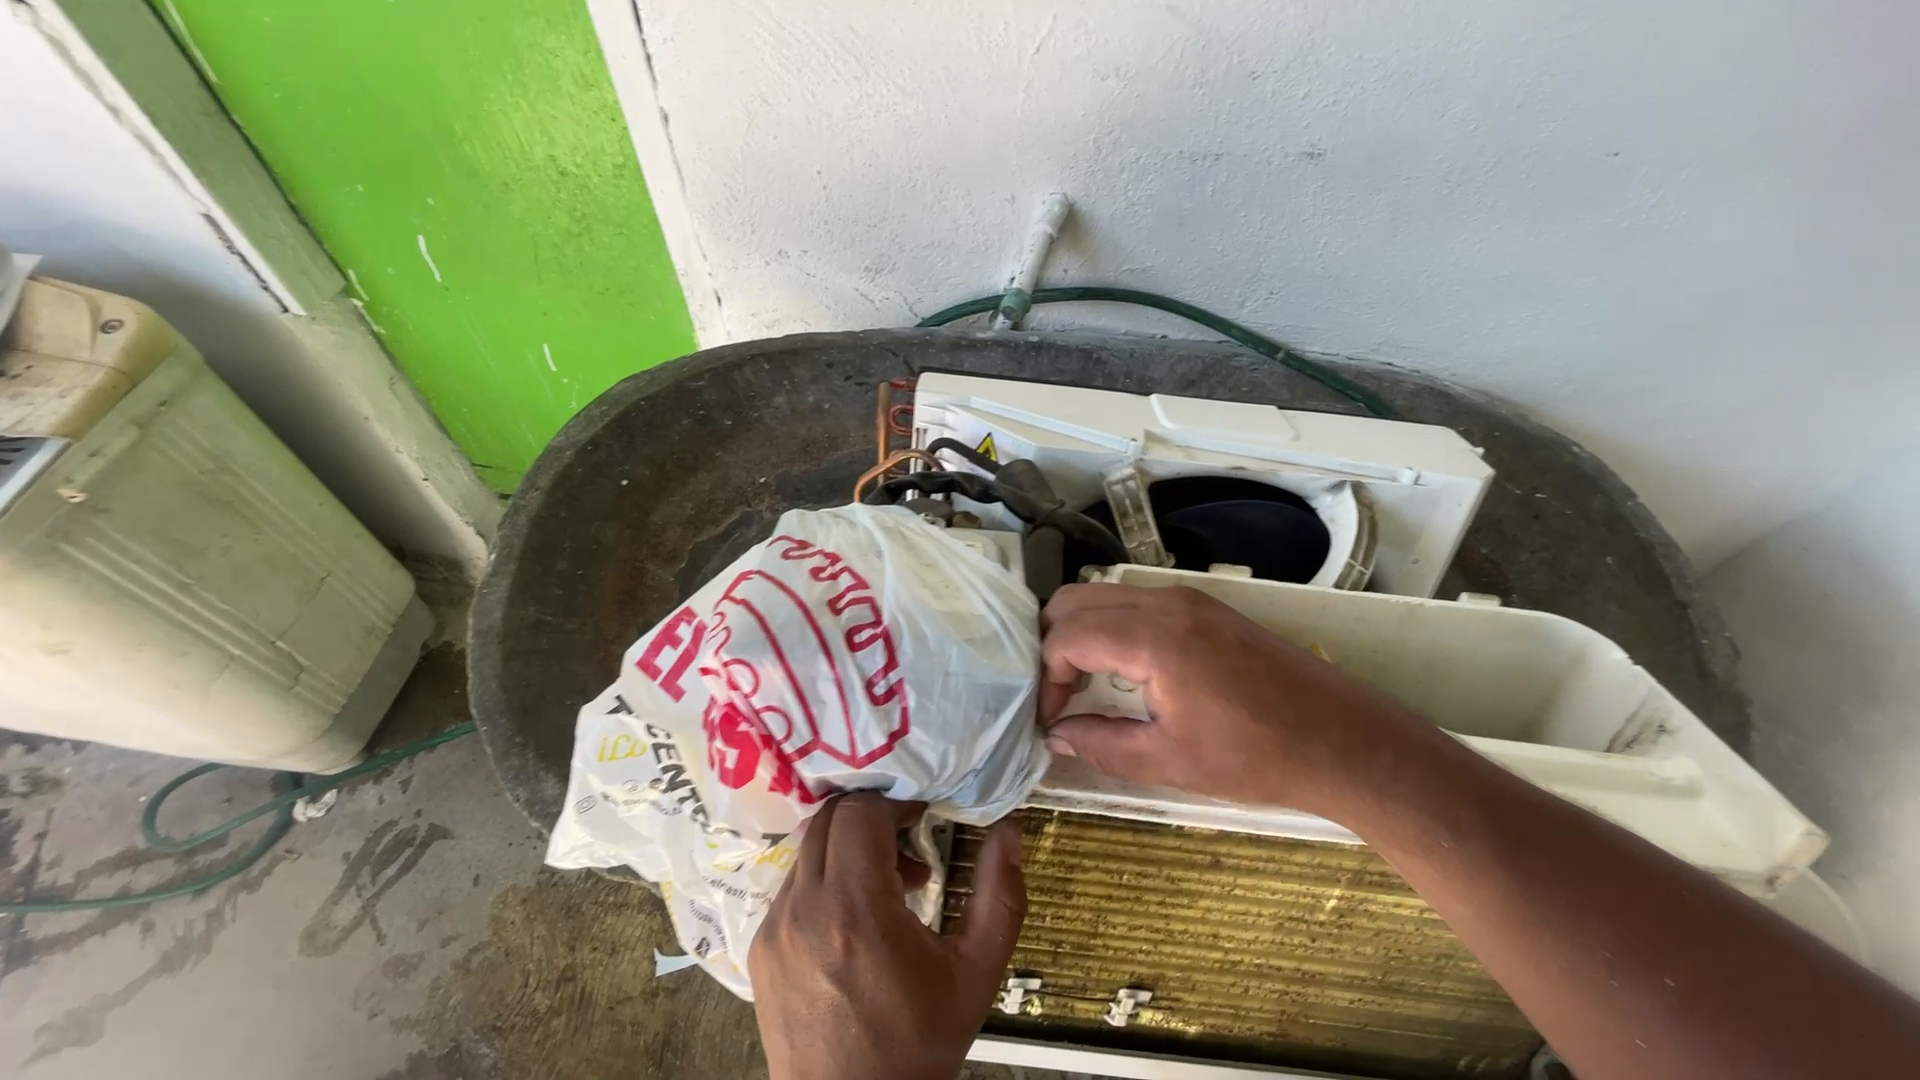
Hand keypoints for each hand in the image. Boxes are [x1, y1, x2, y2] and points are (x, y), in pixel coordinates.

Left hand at [748, 792, 1025, 1079]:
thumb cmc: (919, 1044)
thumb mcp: (977, 973)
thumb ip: (1000, 897)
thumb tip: (1009, 832)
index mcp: (856, 911)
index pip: (860, 813)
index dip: (895, 803)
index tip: (924, 816)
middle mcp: (804, 910)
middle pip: (829, 819)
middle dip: (872, 819)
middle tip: (910, 845)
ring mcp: (774, 929)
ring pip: (808, 850)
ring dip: (849, 850)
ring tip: (890, 889)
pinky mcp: (759, 948)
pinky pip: (792, 887)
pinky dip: (825, 881)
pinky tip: (855, 920)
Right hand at [1039, 583, 1441, 816]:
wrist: (1344, 741)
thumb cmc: (1257, 756)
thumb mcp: (1169, 760)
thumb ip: (1101, 744)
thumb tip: (1055, 734)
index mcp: (1154, 637)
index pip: (1066, 635)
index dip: (1046, 678)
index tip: (1050, 719)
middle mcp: (1166, 602)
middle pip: (1076, 600)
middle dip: (1052, 644)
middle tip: (1058, 695)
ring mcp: (1189, 599)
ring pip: (1104, 595)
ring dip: (1081, 633)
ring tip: (1083, 685)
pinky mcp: (1206, 608)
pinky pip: (1136, 602)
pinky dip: (1111, 628)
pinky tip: (1121, 672)